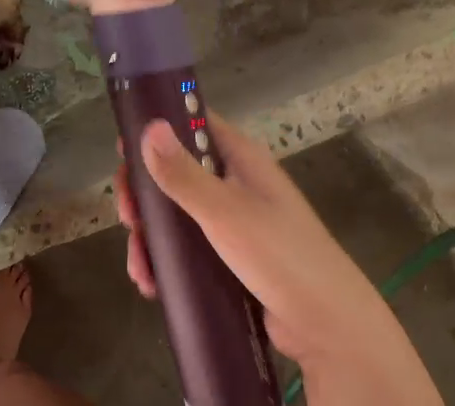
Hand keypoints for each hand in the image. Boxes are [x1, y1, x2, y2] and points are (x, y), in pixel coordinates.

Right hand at [115, 115, 441, 402]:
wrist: (332, 331)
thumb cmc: (281, 256)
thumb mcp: (224, 212)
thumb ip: (182, 172)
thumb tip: (147, 125)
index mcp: (239, 159)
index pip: (190, 123)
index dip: (154, 129)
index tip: (122, 152)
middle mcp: (235, 183)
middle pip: (172, 171)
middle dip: (142, 195)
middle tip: (127, 218)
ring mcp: (233, 221)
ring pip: (174, 213)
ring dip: (149, 235)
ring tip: (138, 266)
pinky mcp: (230, 257)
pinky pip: (185, 247)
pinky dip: (164, 260)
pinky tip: (150, 282)